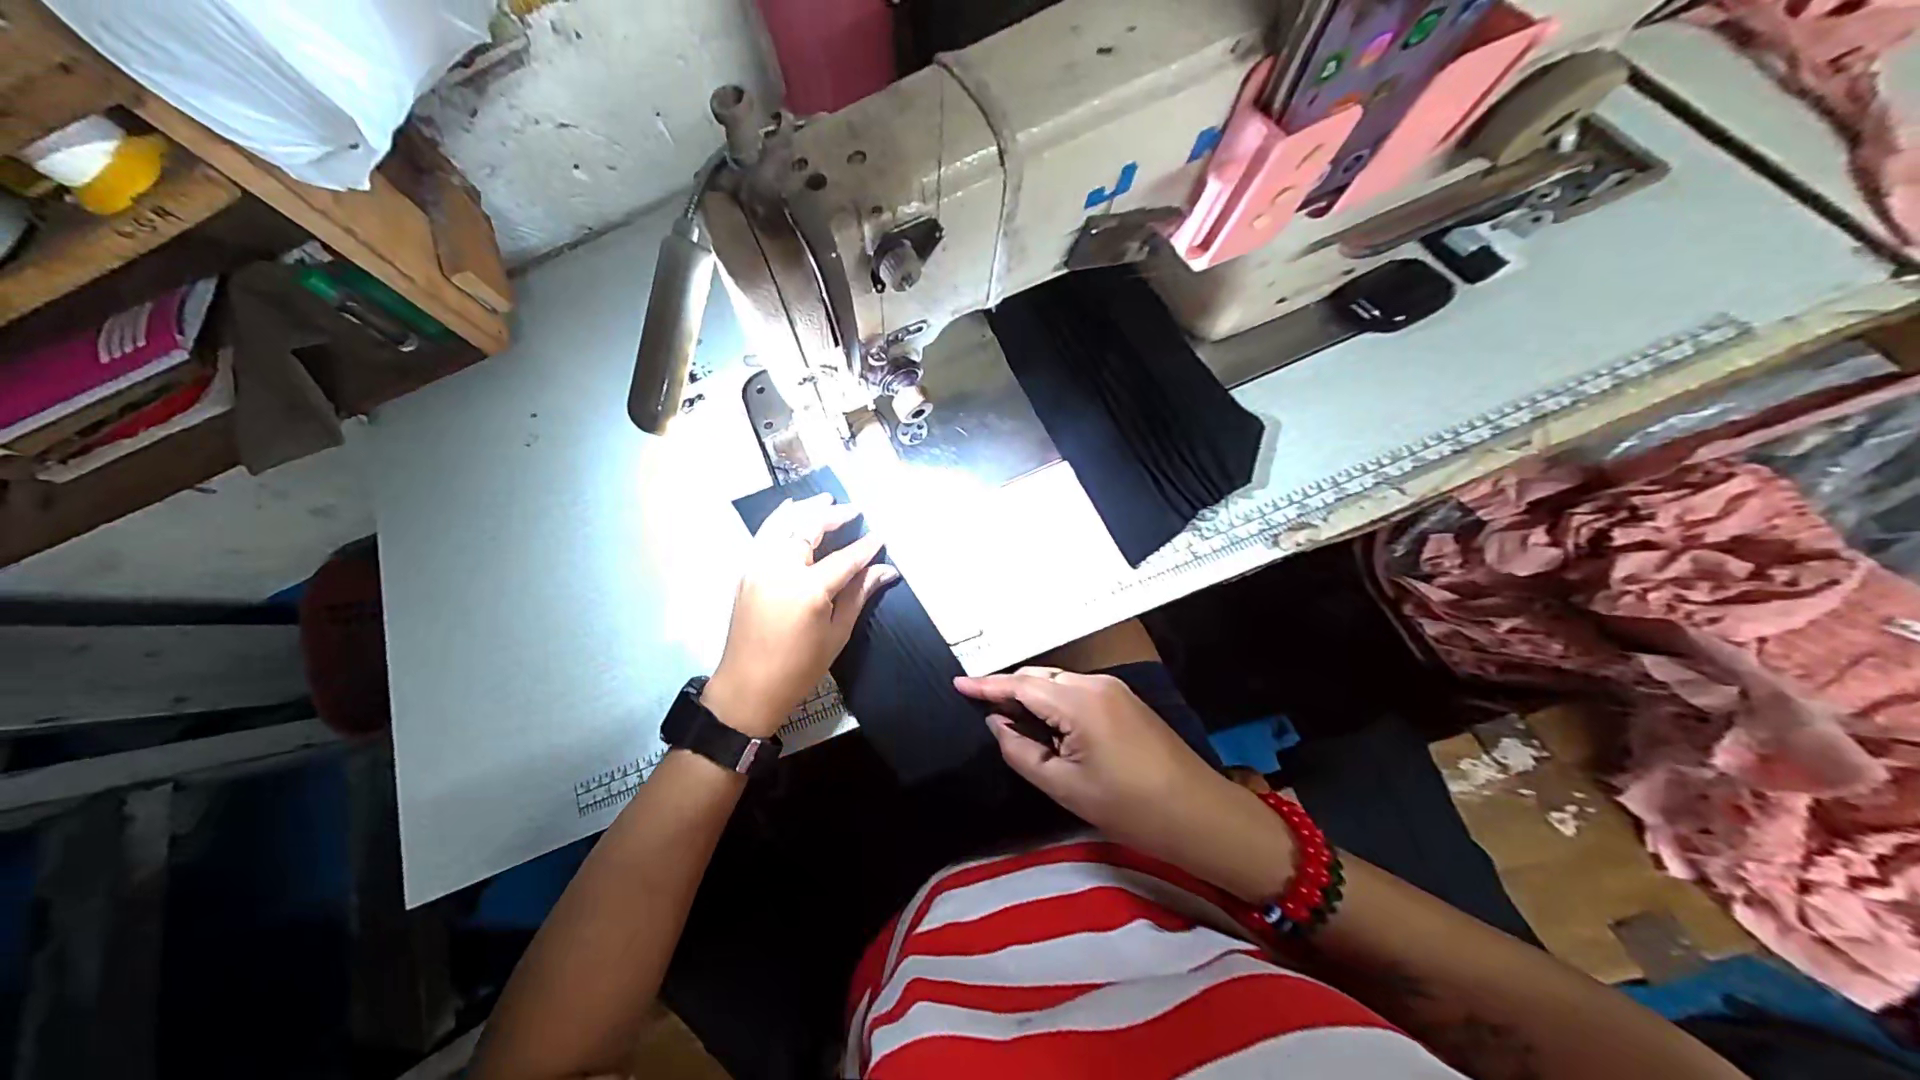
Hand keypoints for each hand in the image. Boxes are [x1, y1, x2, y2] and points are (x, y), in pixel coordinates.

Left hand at [704, 493, 896, 737]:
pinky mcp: (746, 572)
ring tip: (824, 498)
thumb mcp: (837, 633)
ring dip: (805, 509)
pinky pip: (763, 534)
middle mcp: (780, 570)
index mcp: (808, 590)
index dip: (865, 547)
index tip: (881, 537)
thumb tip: (886, 570)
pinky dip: (778, 518)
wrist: (748, 687)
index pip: (844, 558)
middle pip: (809, 529)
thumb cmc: (799, 668)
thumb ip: (859, 594)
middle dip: (833, 515)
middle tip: (854, 510)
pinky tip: (790, 510)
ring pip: (782, 524)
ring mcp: (758, 567)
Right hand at [955, 669, 1296, 901]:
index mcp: (1078, 702)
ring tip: (1008, 717)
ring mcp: (1114, 690)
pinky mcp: (1125, 700)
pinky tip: (1044, 722)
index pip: (1020, 685)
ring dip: (1031, 695)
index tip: (958, 683)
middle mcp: (1096, 684)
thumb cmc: (1128, 805)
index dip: (986, 685)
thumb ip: (1021, 750)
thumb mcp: (1064, 785)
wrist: (1198, 813)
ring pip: (1058, 683)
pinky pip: (1077, 691)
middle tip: (981, 707)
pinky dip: (1054, 701)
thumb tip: (998, 724)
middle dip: (1008, 688)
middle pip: (1039, 677)